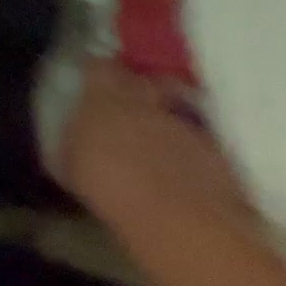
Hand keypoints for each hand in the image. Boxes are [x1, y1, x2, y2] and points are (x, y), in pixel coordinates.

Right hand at [58, 57, 253, 224]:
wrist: (177, 219)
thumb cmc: (106, 184)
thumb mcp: (69, 158)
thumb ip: (76, 134)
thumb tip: (77, 128)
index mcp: (103, 100)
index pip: (100, 68)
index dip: (97, 67)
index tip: (91, 69)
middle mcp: (145, 105)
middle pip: (145, 80)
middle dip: (137, 83)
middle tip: (125, 94)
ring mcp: (185, 128)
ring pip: (173, 109)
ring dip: (163, 115)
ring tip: (152, 130)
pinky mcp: (216, 154)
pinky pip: (197, 137)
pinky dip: (186, 142)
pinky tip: (176, 158)